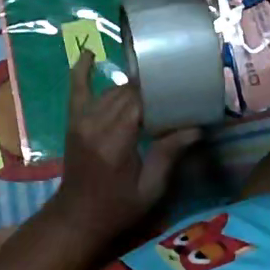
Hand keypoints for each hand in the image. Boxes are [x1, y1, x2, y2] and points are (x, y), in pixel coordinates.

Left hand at [46, 51, 202, 243]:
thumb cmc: (117, 207)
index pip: (139, 102)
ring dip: (129, 87)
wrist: (77, 217)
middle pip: (126, 93)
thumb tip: (196, 128)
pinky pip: (77, 89)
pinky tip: (89, 53)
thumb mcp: (150, 188)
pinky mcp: (73, 120)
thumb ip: (168, 154)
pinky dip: (81, 70)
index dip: (160, 94)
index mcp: (115, 141)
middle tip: (172, 89)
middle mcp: (95, 124)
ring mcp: (81, 120)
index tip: (181, 89)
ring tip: (152, 84)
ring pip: (110, 91)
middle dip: (149, 89)